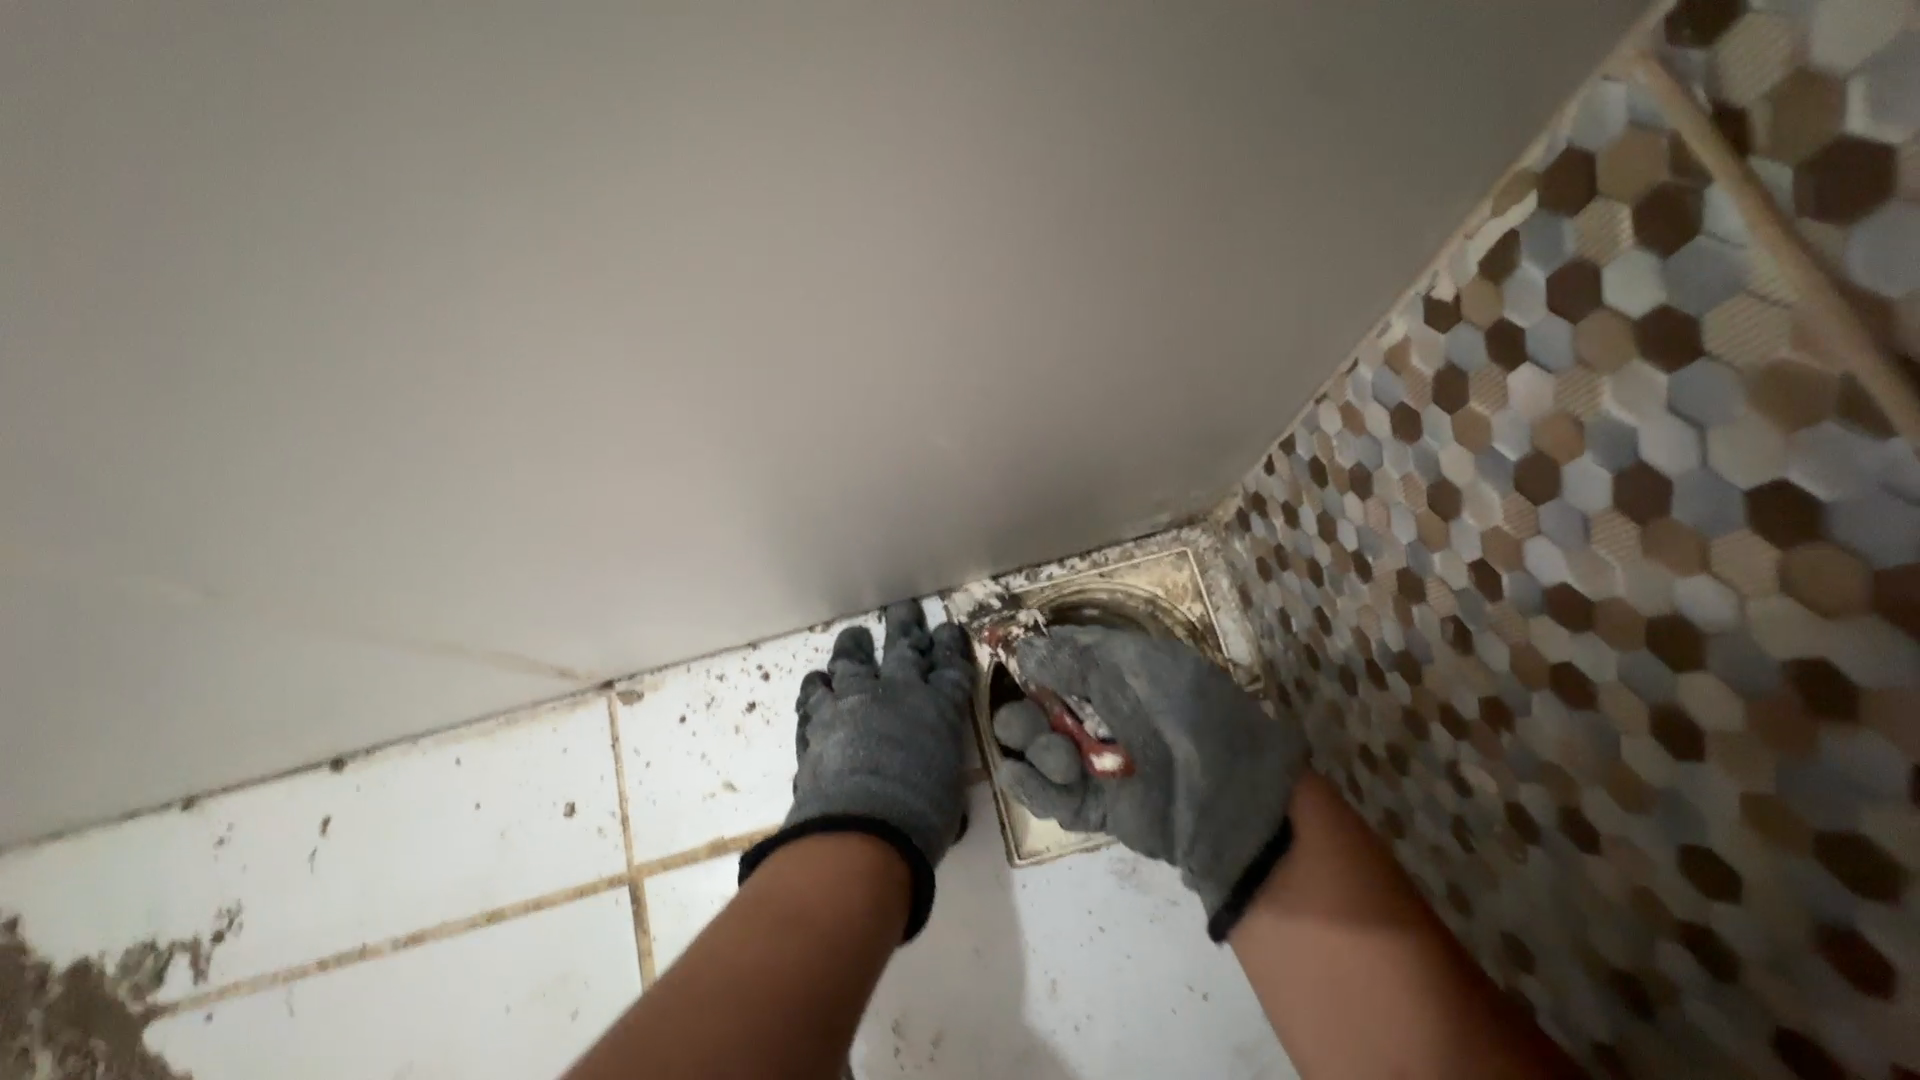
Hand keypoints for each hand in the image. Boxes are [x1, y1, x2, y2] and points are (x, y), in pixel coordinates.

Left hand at [739, 601, 974, 940]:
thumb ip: (939, 772)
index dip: (950, 646)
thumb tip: (936, 781)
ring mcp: (853, 701)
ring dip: (853, 646)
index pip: (951, 667)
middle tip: (904, 607)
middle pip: (903, 648)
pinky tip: (817, 682)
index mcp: (941, 710)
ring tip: (854, 635)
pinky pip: (814, 694)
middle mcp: (898, 693)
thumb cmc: (922, 819)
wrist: (862, 827)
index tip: (947, 628)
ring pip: (851, 660)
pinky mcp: (817, 719)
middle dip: (906, 625)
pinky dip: (817, 688)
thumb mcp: (948, 794)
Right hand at [991, 626, 1305, 939]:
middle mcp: (1101, 714)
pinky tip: (1022, 773)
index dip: (1031, 659)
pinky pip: (1048, 795)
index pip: (1057, 659)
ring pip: (1036, 748)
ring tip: (1064, 760)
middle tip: (1033, 719)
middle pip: (1036, 706)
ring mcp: (1096, 762)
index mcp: (1116, 673)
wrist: (1234, 802)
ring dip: (1033, 747)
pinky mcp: (1095, 808)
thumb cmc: (1190, 716)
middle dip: (1022, 711)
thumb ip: (1077, 658)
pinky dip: (1028, 784)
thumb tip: (1023, 651)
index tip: (1009, 660)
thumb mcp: (1139, 668)